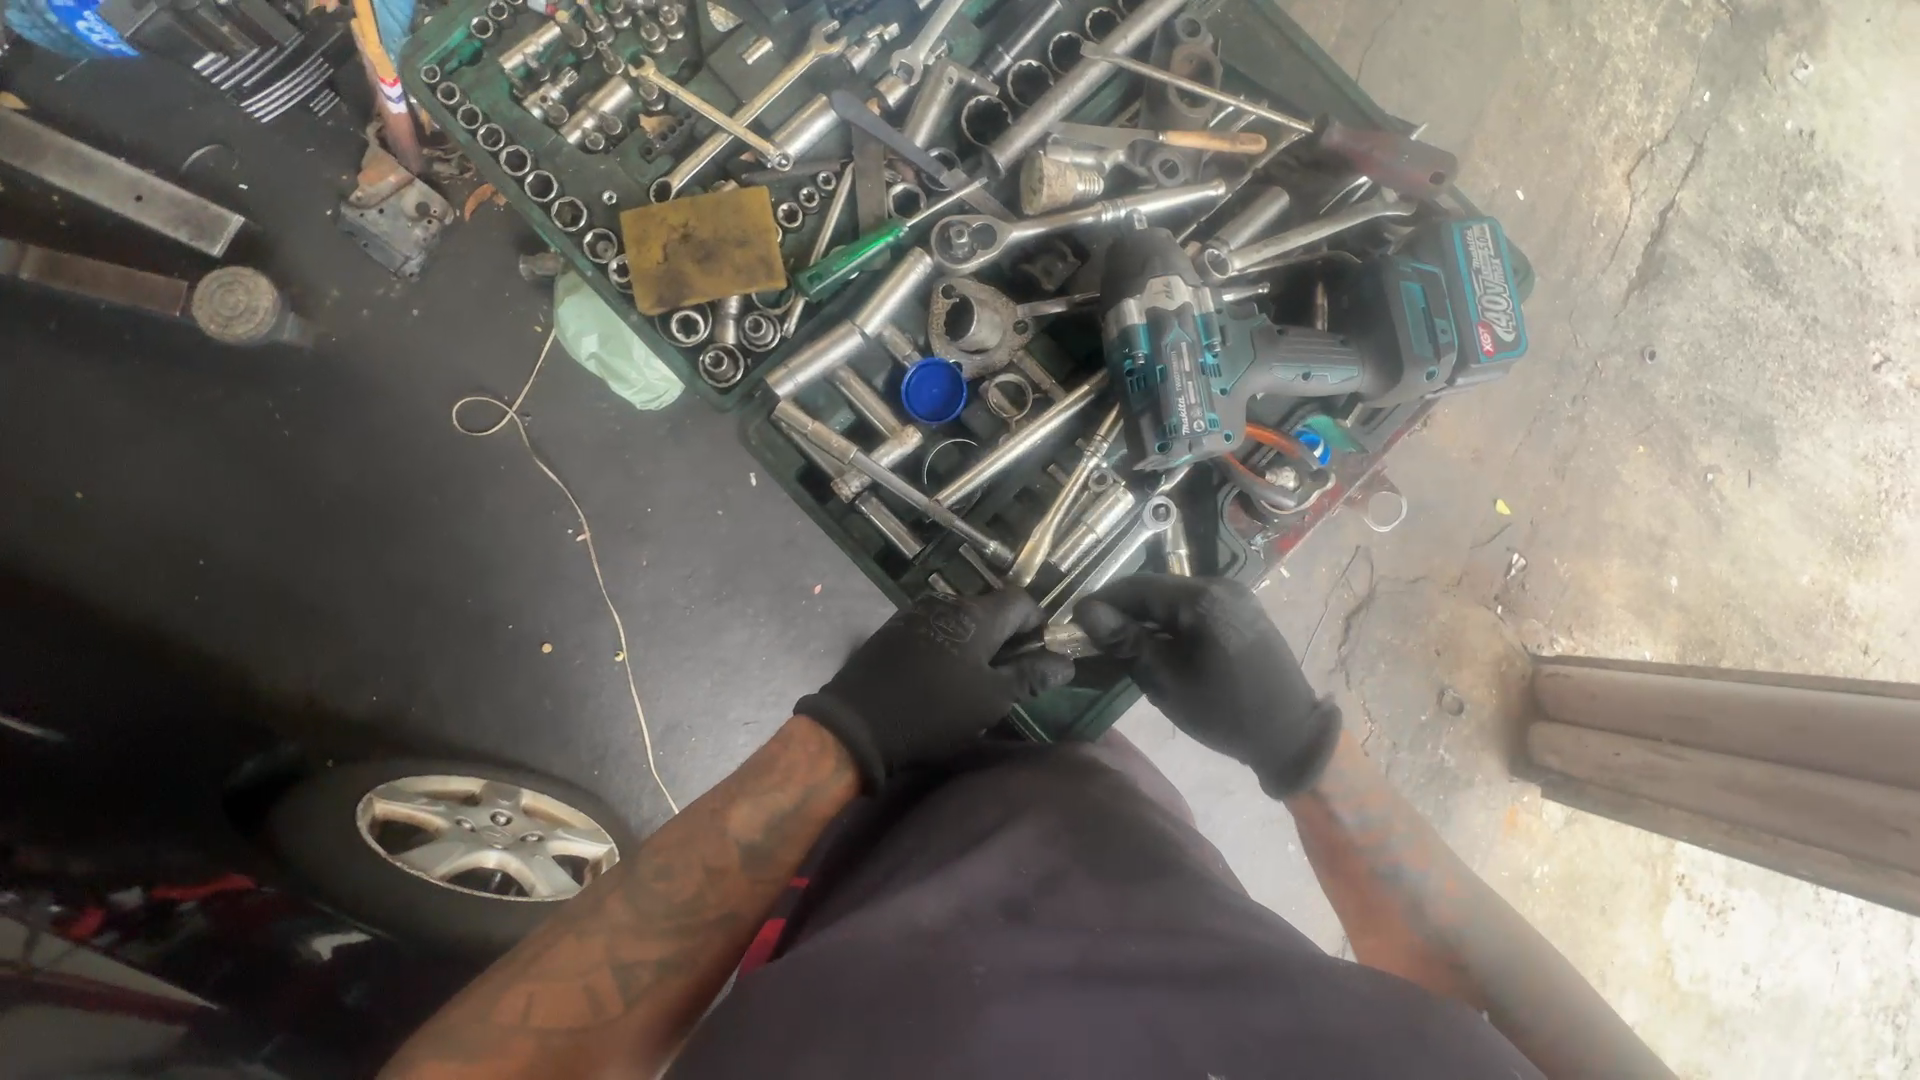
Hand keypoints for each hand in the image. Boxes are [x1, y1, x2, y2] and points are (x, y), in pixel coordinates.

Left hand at [796, 588, 1074, 788]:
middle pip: (992, 608)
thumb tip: (1066, 662)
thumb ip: (1031, 676)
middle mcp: (948, 601)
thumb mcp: (992, 700)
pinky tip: (941, 676)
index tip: (1039, 656)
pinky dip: (949, 645)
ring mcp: (917, 612)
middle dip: (1007, 636)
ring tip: (974, 679)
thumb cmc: (934, 712)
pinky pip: (936, 628)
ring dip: (976, 641)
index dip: (1038, 624)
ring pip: (962, 619)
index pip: (1023, 600)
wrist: (857, 722)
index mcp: (977, 614)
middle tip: (1009, 675)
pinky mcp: (895, 628)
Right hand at [1075, 574, 1339, 797]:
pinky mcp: (1241, 612)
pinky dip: (1169, 625)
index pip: (1135, 586)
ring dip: (1145, 620)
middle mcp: (1219, 585)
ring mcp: (1234, 597)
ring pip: (1171, 600)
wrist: (1293, 736)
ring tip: (1122, 648)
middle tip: (1095, 642)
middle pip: (1153, 590)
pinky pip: (1192, 609)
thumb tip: (1085, 612)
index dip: (1100, 603)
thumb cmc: (1226, 712)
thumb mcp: (1167, 681)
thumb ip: (1126, 641)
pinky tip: (1157, 649)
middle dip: (1122, 613)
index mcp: (1202, 598)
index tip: (1074, 625)